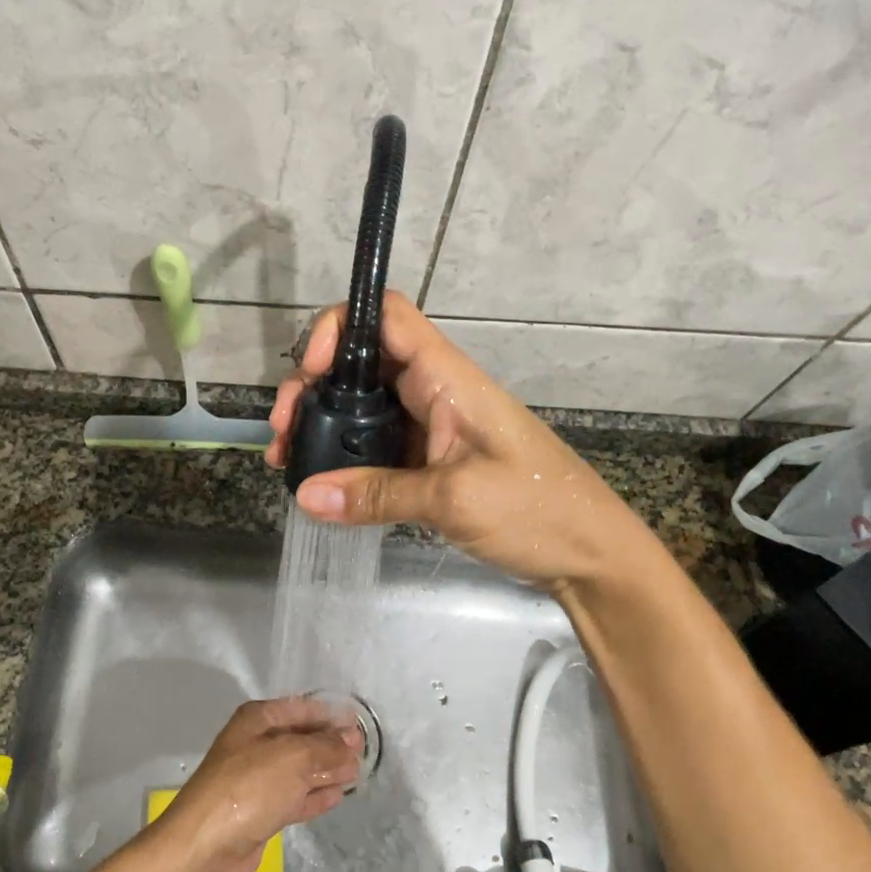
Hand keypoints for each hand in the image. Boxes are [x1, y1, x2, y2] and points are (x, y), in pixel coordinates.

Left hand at [150, 697, 361, 871]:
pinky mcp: (260, 813)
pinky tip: (338, 795)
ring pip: (299, 770)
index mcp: (256, 721)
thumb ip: (325, 747)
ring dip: (326, 770)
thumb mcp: (293, 758)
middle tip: (364, 750)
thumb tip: (352, 739)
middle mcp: (254, 745)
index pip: (298, 708)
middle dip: (329, 743)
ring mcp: (256, 781)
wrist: (206, 847)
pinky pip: (294, 797)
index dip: (327, 714)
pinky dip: (315, 795)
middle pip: (299, 739)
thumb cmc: (249, 788)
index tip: (358, 724)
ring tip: (357, 771)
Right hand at [267, 291, 658, 591]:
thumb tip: (305, 494)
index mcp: (447, 377)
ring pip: (361, 404)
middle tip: (281, 429)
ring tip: (285, 456)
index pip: (387, 316)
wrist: (589, 555)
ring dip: (320, 421)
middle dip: (311, 384)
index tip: (309, 371)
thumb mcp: (454, 500)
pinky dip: (342, 454)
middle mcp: (433, 391)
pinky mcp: (428, 459)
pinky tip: (318, 480)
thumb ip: (377, 494)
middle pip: (359, 360)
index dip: (340, 327)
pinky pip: (374, 443)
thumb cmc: (538, 511)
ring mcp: (429, 426)